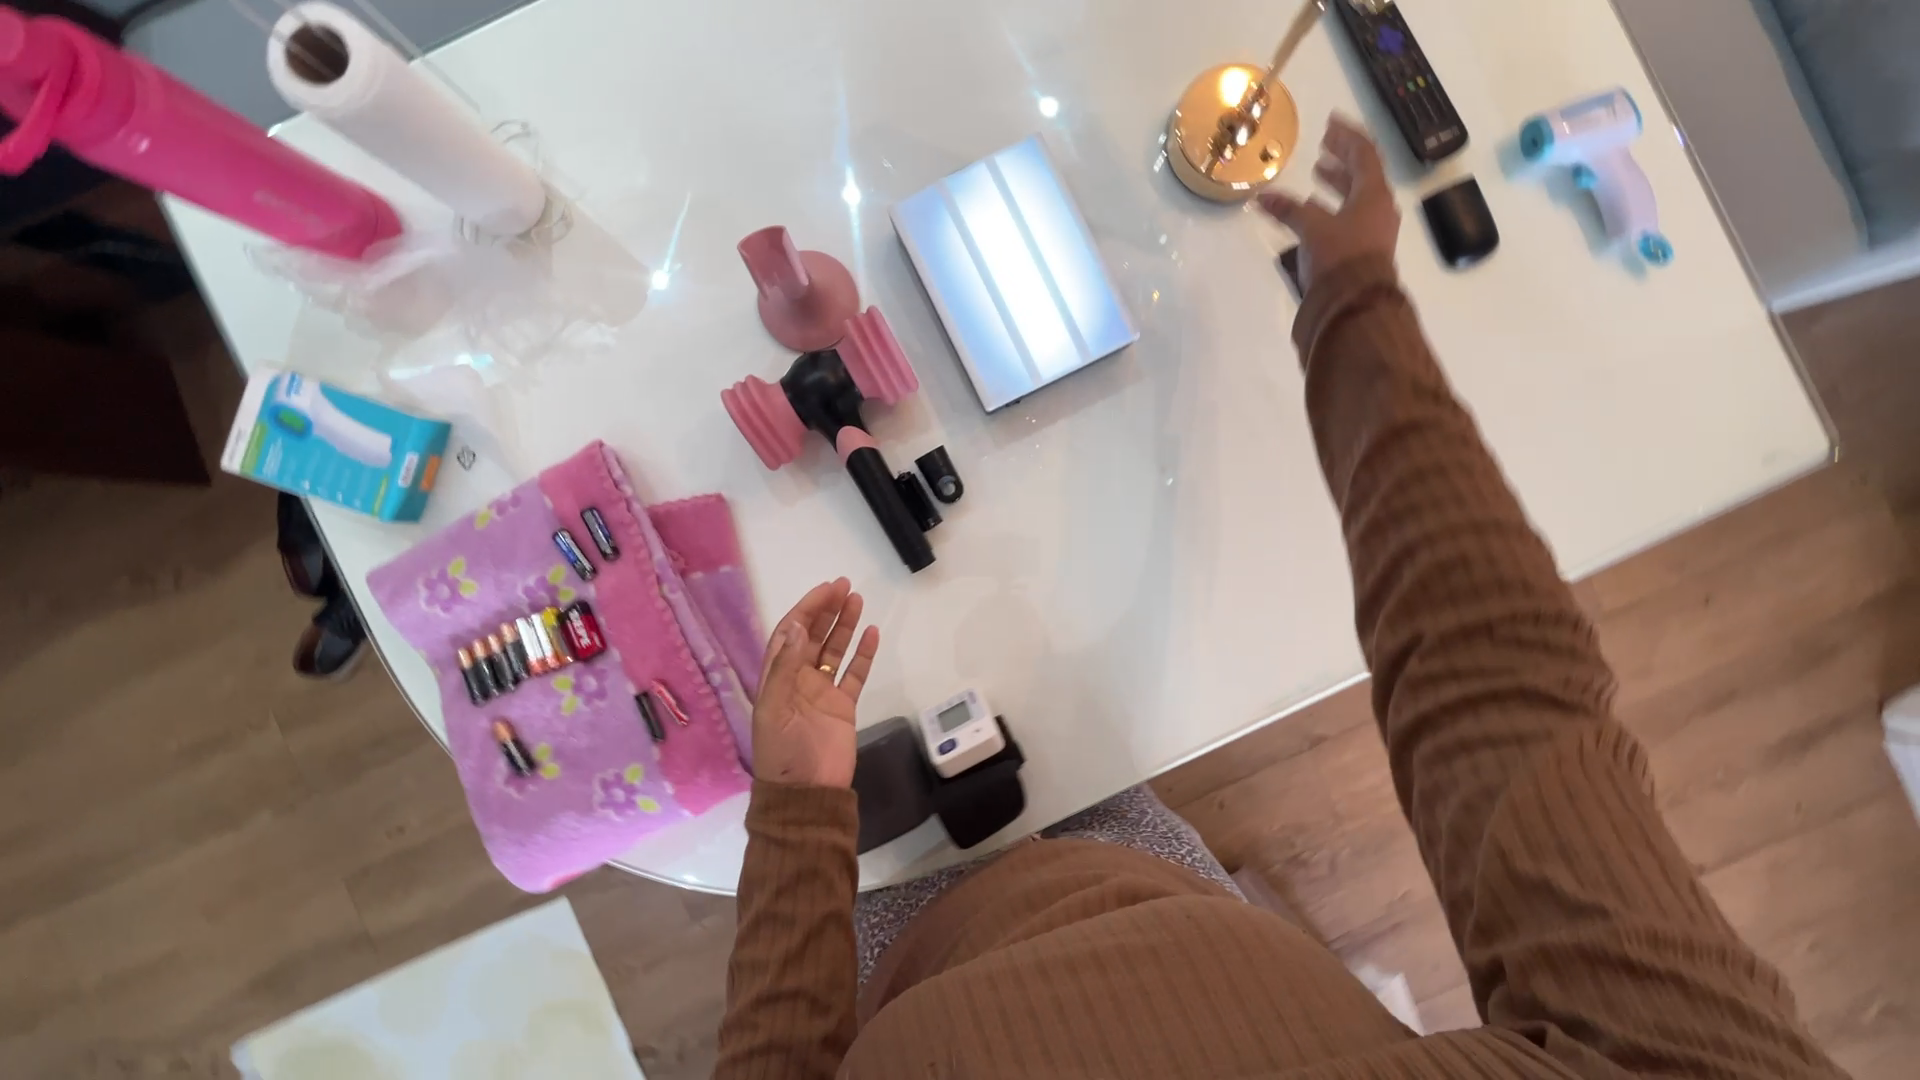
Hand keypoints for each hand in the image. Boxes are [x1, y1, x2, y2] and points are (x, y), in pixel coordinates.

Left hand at [750, 578, 879, 787]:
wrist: (807, 794)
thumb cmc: (783, 753)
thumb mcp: (775, 709)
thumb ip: (786, 667)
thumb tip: (797, 626)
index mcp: (777, 678)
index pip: (790, 633)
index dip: (805, 610)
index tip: (824, 590)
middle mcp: (799, 679)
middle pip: (813, 636)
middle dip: (827, 610)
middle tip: (845, 586)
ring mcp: (823, 692)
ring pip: (835, 650)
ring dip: (845, 625)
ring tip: (858, 600)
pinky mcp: (844, 706)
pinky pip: (855, 674)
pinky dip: (864, 654)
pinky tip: (873, 633)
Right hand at [1259, 113, 1400, 293]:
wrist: (1355, 304)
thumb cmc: (1339, 257)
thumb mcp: (1311, 228)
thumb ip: (1288, 210)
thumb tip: (1262, 198)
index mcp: (1373, 194)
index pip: (1363, 153)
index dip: (1346, 135)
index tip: (1329, 123)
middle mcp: (1377, 208)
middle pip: (1361, 174)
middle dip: (1341, 159)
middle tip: (1323, 148)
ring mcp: (1372, 230)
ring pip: (1355, 197)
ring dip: (1336, 185)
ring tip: (1317, 178)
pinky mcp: (1362, 251)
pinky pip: (1349, 218)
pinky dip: (1332, 208)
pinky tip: (1315, 213)